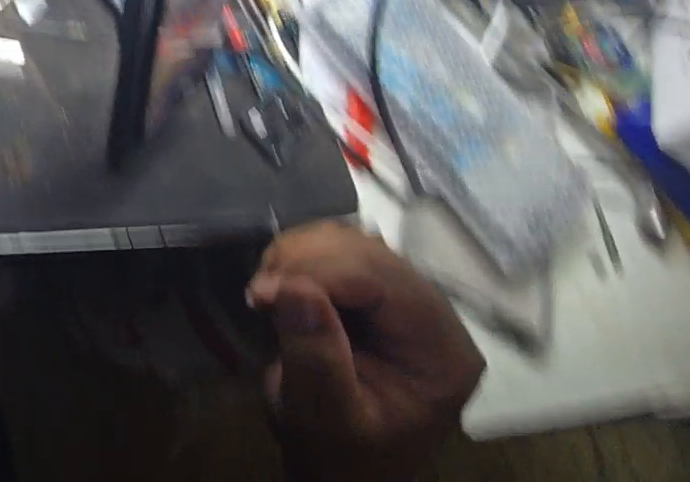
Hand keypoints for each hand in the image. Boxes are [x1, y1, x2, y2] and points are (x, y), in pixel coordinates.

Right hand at [248, 222, 485, 481]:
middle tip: (260, 292)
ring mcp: (404, 301)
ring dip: (296, 255)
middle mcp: (433, 317)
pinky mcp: (374, 293)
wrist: (343, 465)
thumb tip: (296, 288)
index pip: (382, 280)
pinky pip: (335, 249)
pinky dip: (297, 256)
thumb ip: (317, 357)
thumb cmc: (340, 451)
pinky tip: (280, 286)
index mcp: (441, 352)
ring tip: (268, 291)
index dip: (317, 273)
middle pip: (367, 252)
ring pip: (349, 241)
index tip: (261, 294)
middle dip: (303, 260)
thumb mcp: (325, 415)